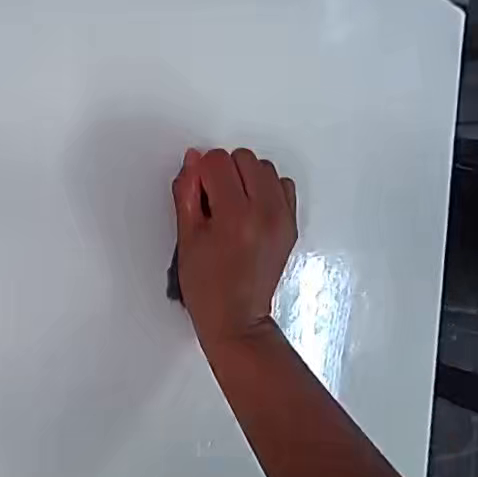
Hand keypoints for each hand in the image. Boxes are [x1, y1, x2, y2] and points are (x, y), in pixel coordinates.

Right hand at [172, 147, 297, 344]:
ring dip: (246, 177)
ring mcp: (282, 218)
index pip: (217, 161)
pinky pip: (282, 185)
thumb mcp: (186, 237)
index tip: (197, 192)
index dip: (201, 172)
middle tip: (212, 200)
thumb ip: (187, 192)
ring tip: (232, 204)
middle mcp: (265, 213)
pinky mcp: (291, 224)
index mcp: (235, 216)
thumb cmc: (208, 287)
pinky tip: (250, 208)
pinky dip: (266, 188)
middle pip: (243, 158)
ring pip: (264, 167)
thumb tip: (193, 160)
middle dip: (224, 171)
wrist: (237, 318)